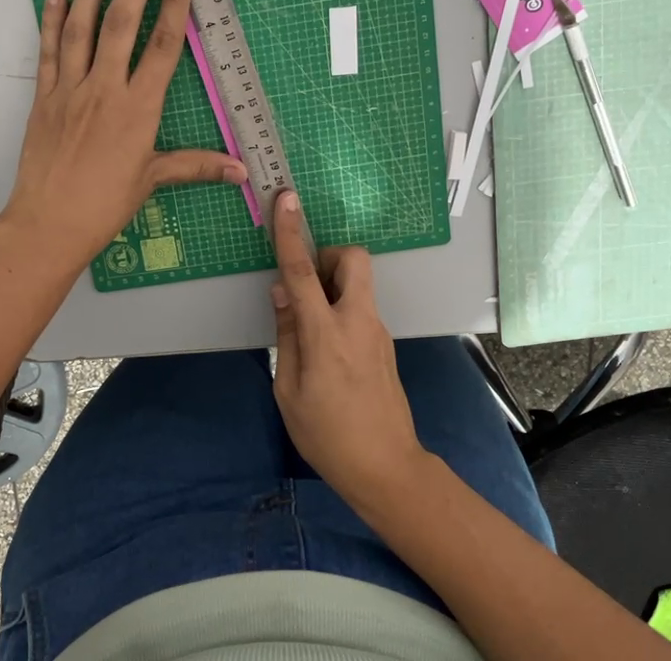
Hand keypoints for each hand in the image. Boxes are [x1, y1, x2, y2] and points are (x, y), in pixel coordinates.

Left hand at [0, 0, 246, 273]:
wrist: (49, 223)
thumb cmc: (105, 204)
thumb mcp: (152, 181)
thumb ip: (196, 165)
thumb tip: (242, 170)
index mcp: (139, 108)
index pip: (164, 45)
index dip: (176, 3)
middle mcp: (105, 89)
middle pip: (124, 23)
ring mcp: (70, 89)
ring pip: (83, 28)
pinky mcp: (43, 97)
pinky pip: (48, 51)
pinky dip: (52, 20)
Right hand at [269, 191, 430, 508]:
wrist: (387, 469)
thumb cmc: (327, 435)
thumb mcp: (289, 389)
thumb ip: (286, 334)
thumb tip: (283, 292)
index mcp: (326, 335)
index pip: (303, 272)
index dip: (292, 233)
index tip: (286, 200)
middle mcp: (358, 323)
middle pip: (352, 259)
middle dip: (327, 255)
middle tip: (304, 284)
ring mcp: (377, 332)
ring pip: (357, 284)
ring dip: (330, 286)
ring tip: (305, 326)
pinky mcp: (384, 344)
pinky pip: (358, 308)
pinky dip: (337, 309)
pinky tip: (322, 348)